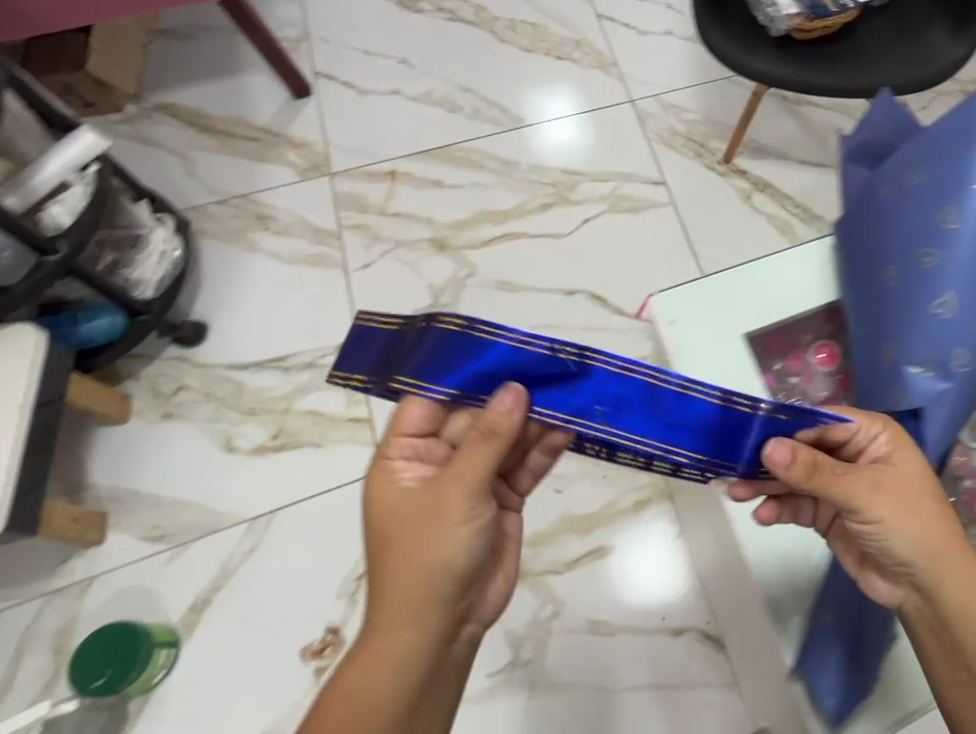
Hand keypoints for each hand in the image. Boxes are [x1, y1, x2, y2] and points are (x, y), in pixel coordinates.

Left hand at [361, 383, 571, 643]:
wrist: (443, 628)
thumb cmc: (429, 555)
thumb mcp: (455, 491)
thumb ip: (489, 438)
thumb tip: (515, 388)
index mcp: (405, 456)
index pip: (431, 401)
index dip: (463, 374)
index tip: (501, 347)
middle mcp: (438, 462)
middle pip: (477, 416)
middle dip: (511, 396)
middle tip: (549, 367)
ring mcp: (473, 481)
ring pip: (506, 438)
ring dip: (535, 420)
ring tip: (570, 393)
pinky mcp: (502, 499)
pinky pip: (524, 465)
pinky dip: (545, 449)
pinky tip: (569, 429)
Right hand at [725, 408, 972, 610]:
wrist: (928, 586)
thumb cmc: (906, 522)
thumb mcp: (861, 492)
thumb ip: (812, 471)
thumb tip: (767, 447)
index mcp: (870, 435)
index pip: (821, 420)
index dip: (786, 426)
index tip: (748, 432)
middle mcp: (854, 454)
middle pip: (804, 448)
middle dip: (770, 458)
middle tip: (731, 465)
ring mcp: (841, 486)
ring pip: (797, 478)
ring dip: (768, 485)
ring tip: (736, 493)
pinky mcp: (831, 516)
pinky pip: (799, 505)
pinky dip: (780, 508)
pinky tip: (762, 516)